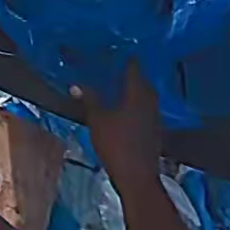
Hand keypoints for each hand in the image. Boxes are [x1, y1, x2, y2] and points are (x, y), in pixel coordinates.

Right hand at [76, 63, 163, 193]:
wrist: (138, 179)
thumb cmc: (117, 144)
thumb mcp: (97, 120)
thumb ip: (88, 99)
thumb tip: (75, 84)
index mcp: (137, 93)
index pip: (133, 67)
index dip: (124, 57)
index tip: (112, 51)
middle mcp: (149, 101)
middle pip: (140, 80)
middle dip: (127, 73)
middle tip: (110, 66)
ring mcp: (154, 117)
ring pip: (143, 95)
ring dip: (131, 89)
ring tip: (114, 86)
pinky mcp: (154, 131)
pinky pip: (144, 109)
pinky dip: (134, 104)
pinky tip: (122, 109)